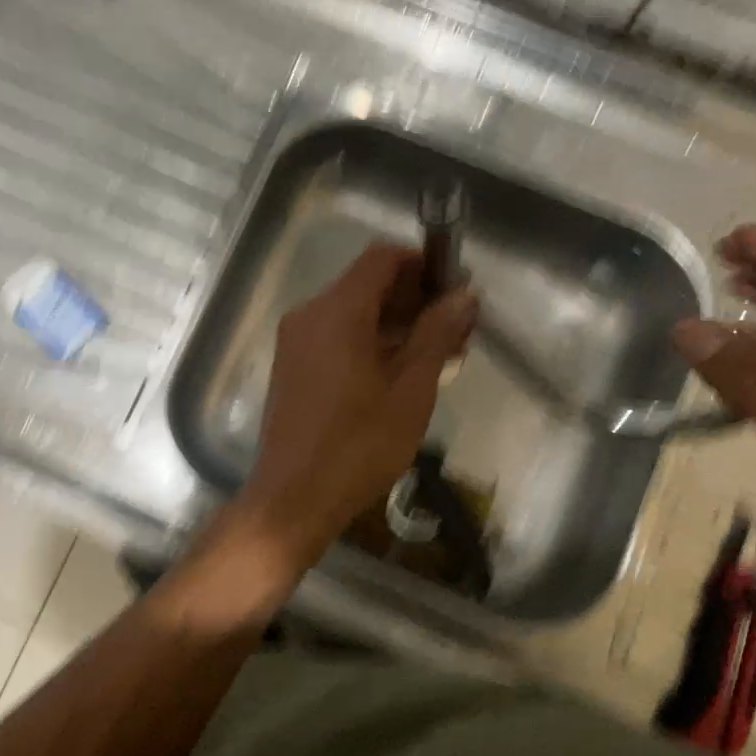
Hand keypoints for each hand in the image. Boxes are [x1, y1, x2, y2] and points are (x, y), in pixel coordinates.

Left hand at [231, 243, 477, 572]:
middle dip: (415, 300)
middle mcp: (309, 315)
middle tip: (458, 333)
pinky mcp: (292, 367)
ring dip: (396, 325)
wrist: (293, 497)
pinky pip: (336, 338)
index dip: (423, 264)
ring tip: (440, 359)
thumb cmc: (359, 444)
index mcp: (336, 310)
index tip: (456, 291)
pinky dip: (370, 344)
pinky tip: (401, 376)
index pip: (382, 258)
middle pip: (367, 285)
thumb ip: (437, 333)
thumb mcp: (411, 389)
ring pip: (353, 314)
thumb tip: (463, 295)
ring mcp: (295, 342)